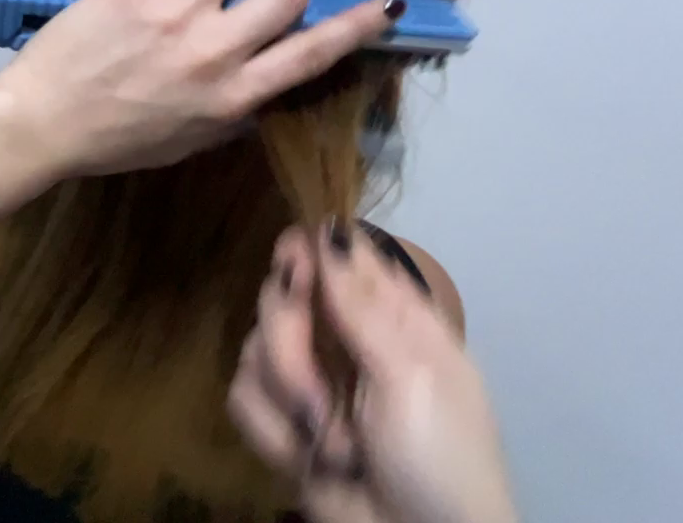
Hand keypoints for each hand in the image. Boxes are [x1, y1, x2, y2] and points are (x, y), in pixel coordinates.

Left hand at [0, 0, 399, 182]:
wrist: (43, 124)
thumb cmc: (116, 140)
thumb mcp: (188, 140)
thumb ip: (233, 109)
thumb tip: (265, 77)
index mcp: (232, 96)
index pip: (311, 55)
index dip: (355, 26)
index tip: (385, 4)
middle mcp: (212, 52)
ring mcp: (171, 15)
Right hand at [228, 226, 518, 522]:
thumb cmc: (441, 460)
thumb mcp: (411, 376)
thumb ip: (361, 302)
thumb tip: (330, 223)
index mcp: (385, 314)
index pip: (330, 249)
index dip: (303, 254)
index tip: (297, 278)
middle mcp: (340, 334)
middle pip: (278, 292)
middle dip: (289, 346)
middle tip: (318, 392)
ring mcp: (306, 374)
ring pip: (253, 344)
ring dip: (287, 400)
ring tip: (331, 445)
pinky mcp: (278, 415)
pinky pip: (241, 393)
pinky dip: (272, 431)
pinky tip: (306, 458)